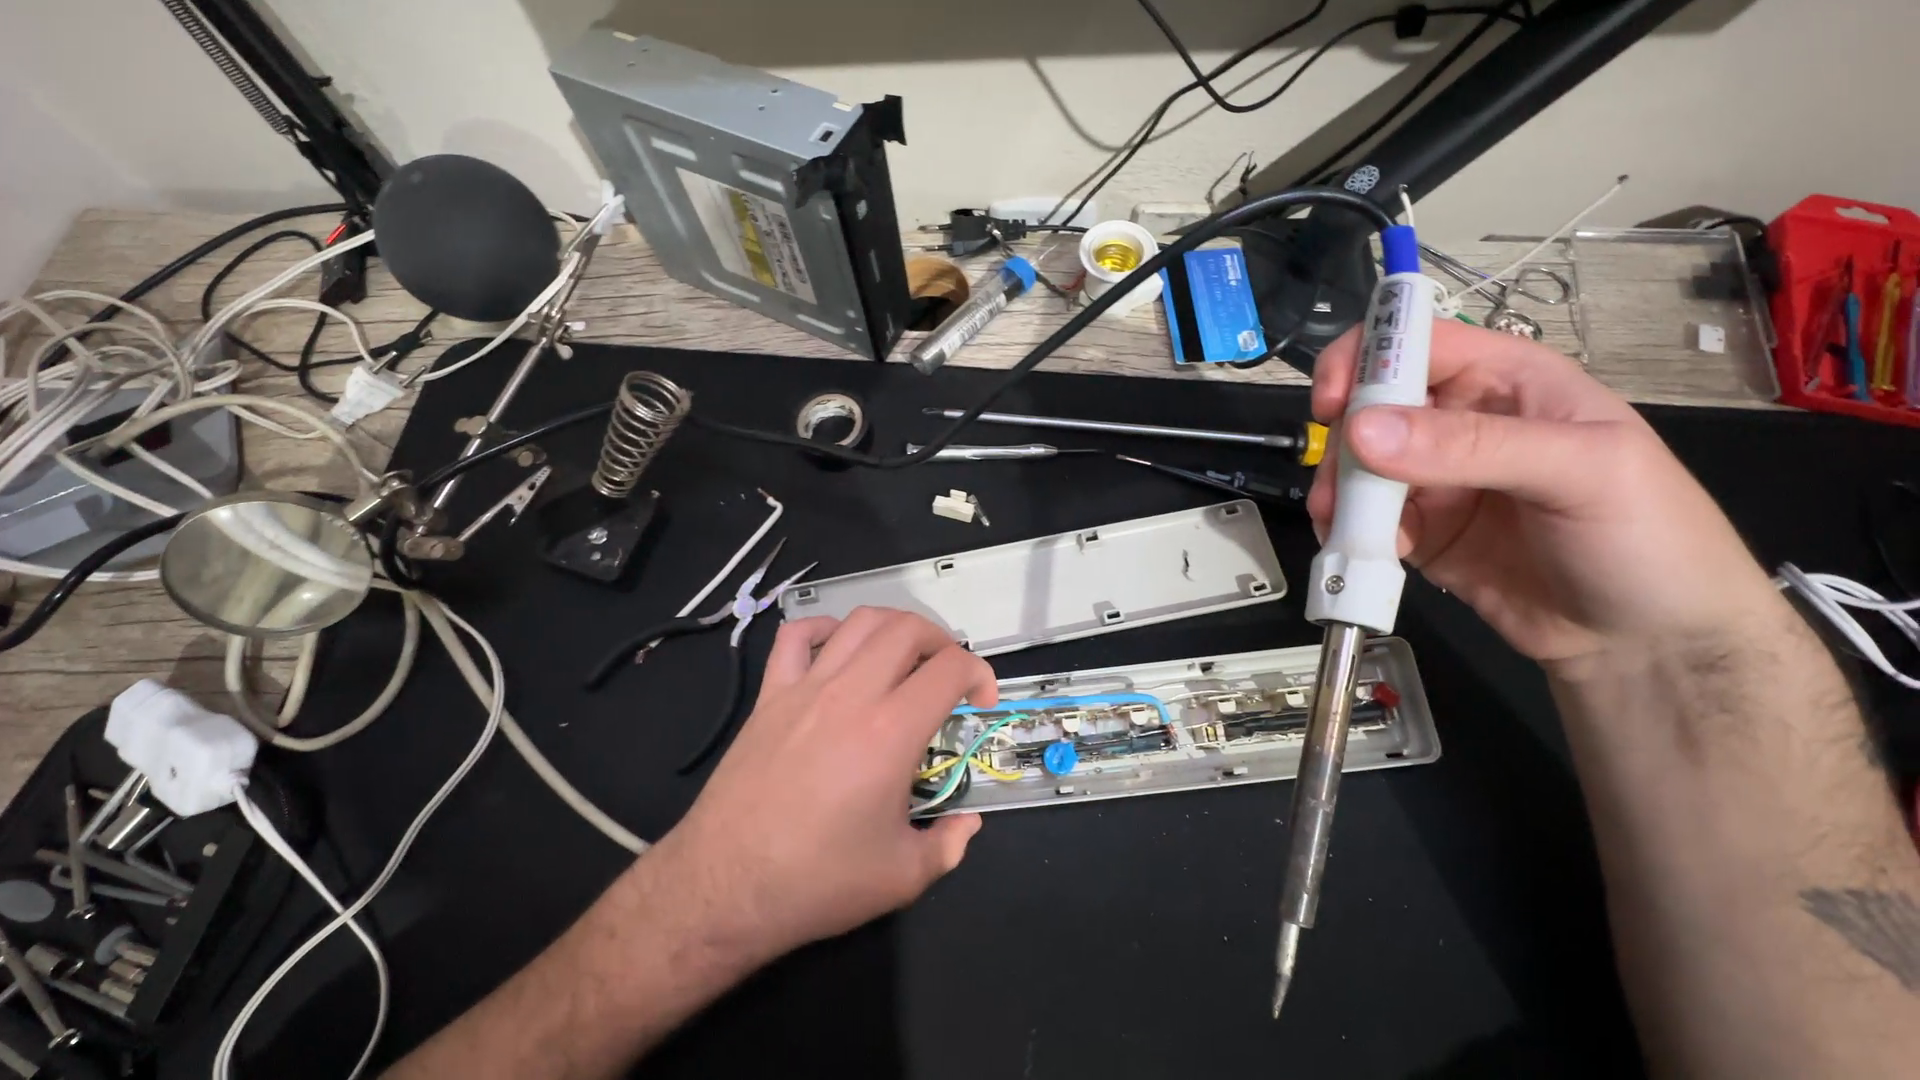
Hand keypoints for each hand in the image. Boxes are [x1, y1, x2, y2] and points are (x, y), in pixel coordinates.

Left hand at [652, 608, 996, 964]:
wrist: (725, 887)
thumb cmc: (817, 882)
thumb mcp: (903, 876)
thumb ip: (949, 845)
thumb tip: (968, 826)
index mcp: (891, 732)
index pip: (950, 668)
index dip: (980, 675)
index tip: (980, 705)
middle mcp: (850, 694)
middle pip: (907, 629)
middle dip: (942, 642)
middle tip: (949, 677)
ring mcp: (804, 689)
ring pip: (858, 622)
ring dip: (893, 627)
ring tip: (905, 657)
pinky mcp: (768, 697)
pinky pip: (795, 637)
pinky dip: (824, 629)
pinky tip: (838, 650)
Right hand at [1308, 320, 1781, 664]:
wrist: (1652, 642)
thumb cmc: (1647, 537)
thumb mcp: (1578, 472)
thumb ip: (1472, 446)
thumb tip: (1360, 430)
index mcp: (1510, 381)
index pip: (1419, 343)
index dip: (1367, 359)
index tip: (1332, 405)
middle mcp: (1464, 422)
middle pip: (1373, 406)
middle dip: (1343, 442)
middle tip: (1335, 489)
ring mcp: (1440, 481)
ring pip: (1360, 466)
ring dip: (1339, 491)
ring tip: (1339, 526)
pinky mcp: (1423, 533)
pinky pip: (1367, 520)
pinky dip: (1351, 531)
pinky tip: (1362, 550)